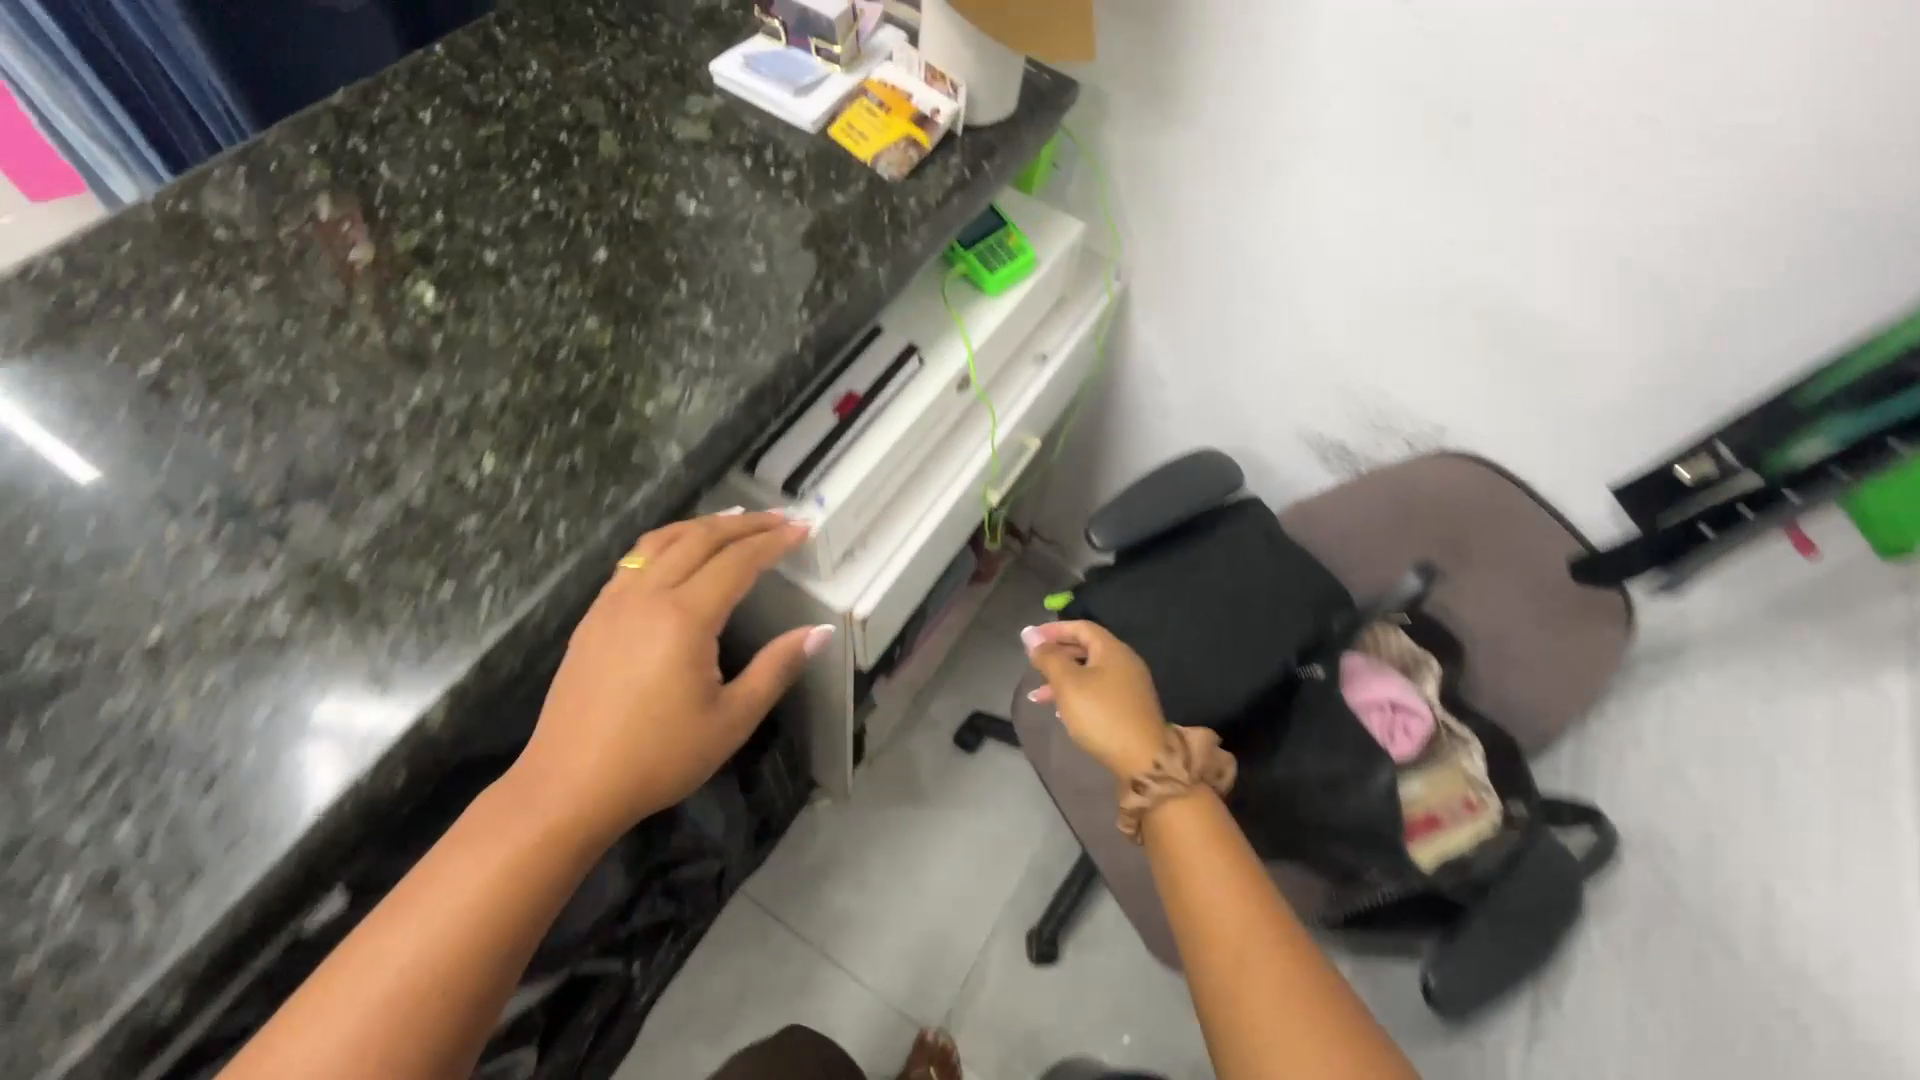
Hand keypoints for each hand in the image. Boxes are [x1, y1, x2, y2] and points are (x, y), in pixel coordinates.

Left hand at [507, 510, 830, 840]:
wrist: (569, 785)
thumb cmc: (658, 758)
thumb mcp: (732, 720)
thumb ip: (776, 668)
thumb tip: (819, 632)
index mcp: (684, 618)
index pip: (737, 562)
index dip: (774, 542)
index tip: (804, 530)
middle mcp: (646, 596)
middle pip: (700, 539)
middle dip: (744, 524)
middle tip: (780, 518)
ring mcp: (612, 603)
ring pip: (660, 541)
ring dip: (702, 525)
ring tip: (733, 520)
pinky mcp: (593, 618)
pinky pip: (634, 560)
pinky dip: (666, 543)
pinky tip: (677, 554)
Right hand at [1022, 621, 1168, 779]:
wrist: (1143, 759)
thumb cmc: (1102, 715)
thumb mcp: (1068, 684)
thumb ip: (1048, 657)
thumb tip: (1029, 634)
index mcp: (1112, 650)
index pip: (1081, 627)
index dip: (1054, 629)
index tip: (1030, 638)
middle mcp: (1124, 662)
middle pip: (1086, 649)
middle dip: (1057, 655)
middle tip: (1032, 664)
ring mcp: (1129, 686)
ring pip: (1090, 673)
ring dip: (1063, 680)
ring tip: (1038, 696)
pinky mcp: (1129, 707)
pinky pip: (1098, 691)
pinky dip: (1077, 695)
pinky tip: (1061, 712)